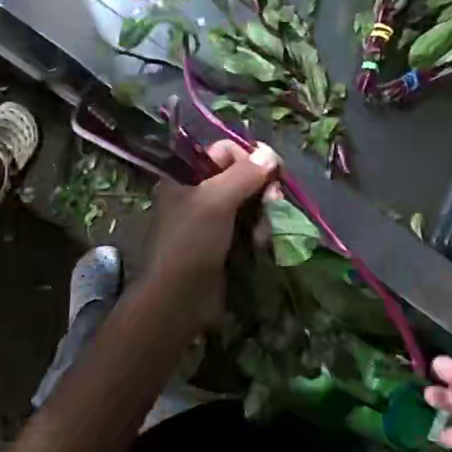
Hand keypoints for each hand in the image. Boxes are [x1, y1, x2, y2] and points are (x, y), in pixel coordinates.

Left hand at [139, 141, 280, 305]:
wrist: (177, 300)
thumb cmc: (191, 242)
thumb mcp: (216, 200)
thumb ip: (244, 174)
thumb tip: (269, 153)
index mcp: (184, 177)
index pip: (223, 152)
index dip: (247, 158)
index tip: (269, 173)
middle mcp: (195, 195)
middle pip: (239, 178)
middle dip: (260, 188)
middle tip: (275, 201)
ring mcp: (209, 222)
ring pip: (247, 204)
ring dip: (262, 214)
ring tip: (264, 233)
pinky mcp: (221, 245)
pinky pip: (246, 228)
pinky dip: (257, 232)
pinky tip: (261, 245)